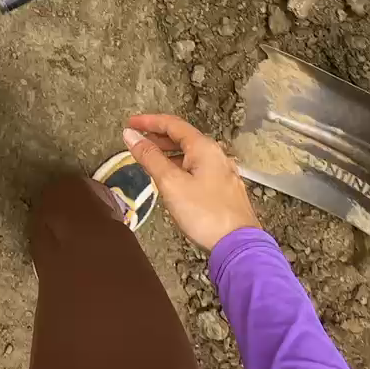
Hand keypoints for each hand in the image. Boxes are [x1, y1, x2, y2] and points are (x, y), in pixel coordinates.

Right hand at [123, 114, 258, 250]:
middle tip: (138, 141)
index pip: (172, 124)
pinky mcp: (225, 189)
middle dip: (158, 136)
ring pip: (191, 154)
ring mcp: (223, 172)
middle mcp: (216, 155)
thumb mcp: (170, 182)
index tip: (130, 123)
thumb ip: (149, 157)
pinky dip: (180, 166)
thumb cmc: (204, 212)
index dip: (149, 121)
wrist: (238, 247)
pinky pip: (198, 168)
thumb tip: (130, 135)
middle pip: (183, 137)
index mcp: (203, 147)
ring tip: (150, 160)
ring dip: (168, 153)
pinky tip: (172, 179)